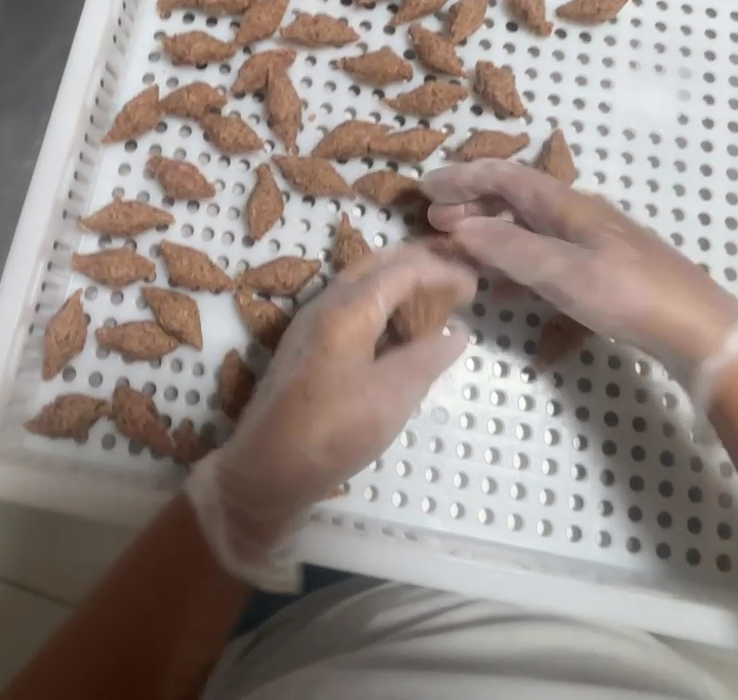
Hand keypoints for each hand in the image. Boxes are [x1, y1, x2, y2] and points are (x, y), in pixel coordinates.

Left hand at [183, 244, 476, 589]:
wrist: (262, 472)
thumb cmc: (330, 433)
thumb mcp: (390, 398)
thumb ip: (426, 359)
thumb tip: (457, 333)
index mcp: (346, 309)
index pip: (403, 270)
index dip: (442, 272)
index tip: (475, 288)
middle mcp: (325, 304)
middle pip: (378, 265)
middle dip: (419, 265)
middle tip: (456, 280)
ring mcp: (312, 324)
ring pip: (362, 283)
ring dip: (400, 284)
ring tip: (435, 303)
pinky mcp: (308, 346)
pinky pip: (352, 306)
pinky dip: (383, 306)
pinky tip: (400, 332)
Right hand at [422, 160, 737, 391]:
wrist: (699, 331)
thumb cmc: (629, 295)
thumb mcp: (561, 272)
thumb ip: (507, 247)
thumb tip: (458, 225)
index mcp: (566, 205)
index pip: (504, 176)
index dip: (463, 177)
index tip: (425, 189)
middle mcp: (575, 215)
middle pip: (514, 198)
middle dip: (471, 205)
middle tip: (435, 223)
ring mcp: (589, 242)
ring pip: (527, 228)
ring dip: (489, 235)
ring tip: (459, 255)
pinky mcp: (599, 271)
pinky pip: (543, 257)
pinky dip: (514, 264)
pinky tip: (503, 289)